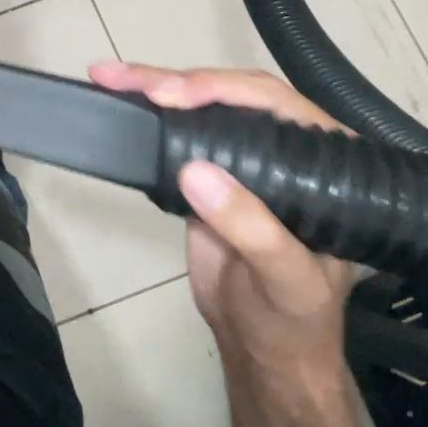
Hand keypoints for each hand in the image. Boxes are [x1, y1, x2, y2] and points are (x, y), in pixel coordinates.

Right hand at [91, 61, 361, 426]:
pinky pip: (172, 134)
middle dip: (172, 80)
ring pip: (194, 108)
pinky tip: (116, 100)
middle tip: (124, 79)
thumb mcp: (287, 280)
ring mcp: (239, 160)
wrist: (259, 349)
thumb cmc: (294, 319)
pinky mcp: (201, 173)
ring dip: (148, 88)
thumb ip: (252, 228)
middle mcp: (282, 150)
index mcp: (322, 162)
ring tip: (106, 77)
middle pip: (226, 95)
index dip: (221, 89)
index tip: (172, 95)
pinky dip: (142, 116)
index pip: (273, 105)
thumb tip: (194, 170)